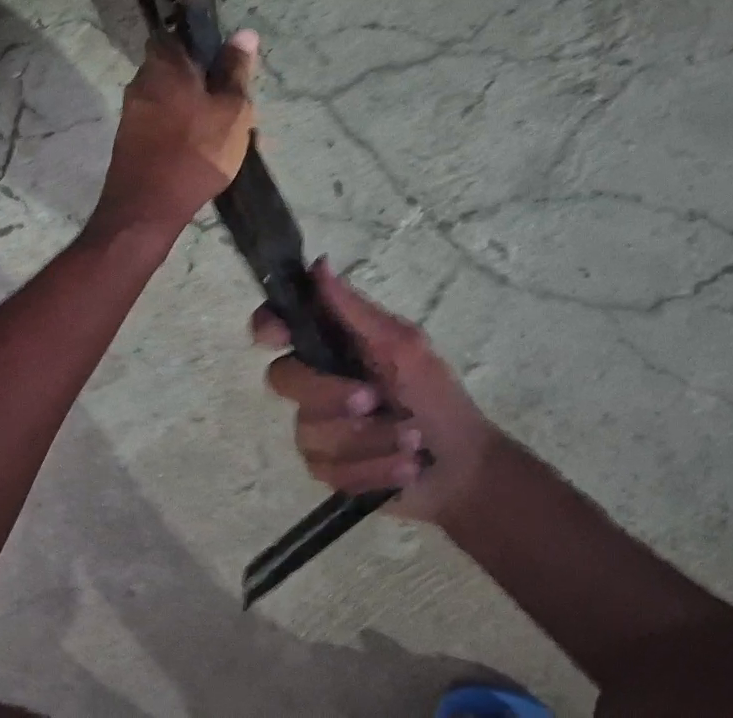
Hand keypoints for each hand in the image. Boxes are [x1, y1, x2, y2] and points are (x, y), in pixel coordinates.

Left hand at [87, 31, 257, 238]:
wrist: (147, 206)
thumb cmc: (196, 150)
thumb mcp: (231, 109)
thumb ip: (236, 71)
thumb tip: (244, 33)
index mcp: (163, 63)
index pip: (176, 34)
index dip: (201, 43)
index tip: (224, 62)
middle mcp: (140, 80)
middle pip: (174, 68)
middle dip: (200, 80)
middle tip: (230, 102)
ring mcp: (131, 111)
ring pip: (168, 97)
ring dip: (191, 107)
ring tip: (220, 130)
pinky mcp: (129, 139)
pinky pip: (160, 121)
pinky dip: (178, 127)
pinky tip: (198, 148)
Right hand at [255, 261, 499, 523]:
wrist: (466, 467)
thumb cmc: (438, 397)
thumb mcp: (405, 347)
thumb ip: (356, 311)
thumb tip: (317, 264)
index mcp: (328, 345)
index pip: (275, 326)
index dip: (267, 326)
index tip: (280, 336)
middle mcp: (312, 381)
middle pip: (283, 378)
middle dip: (328, 392)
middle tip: (372, 400)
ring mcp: (315, 427)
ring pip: (309, 430)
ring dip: (369, 437)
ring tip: (413, 441)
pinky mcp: (326, 468)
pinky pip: (328, 469)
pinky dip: (374, 468)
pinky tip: (405, 466)